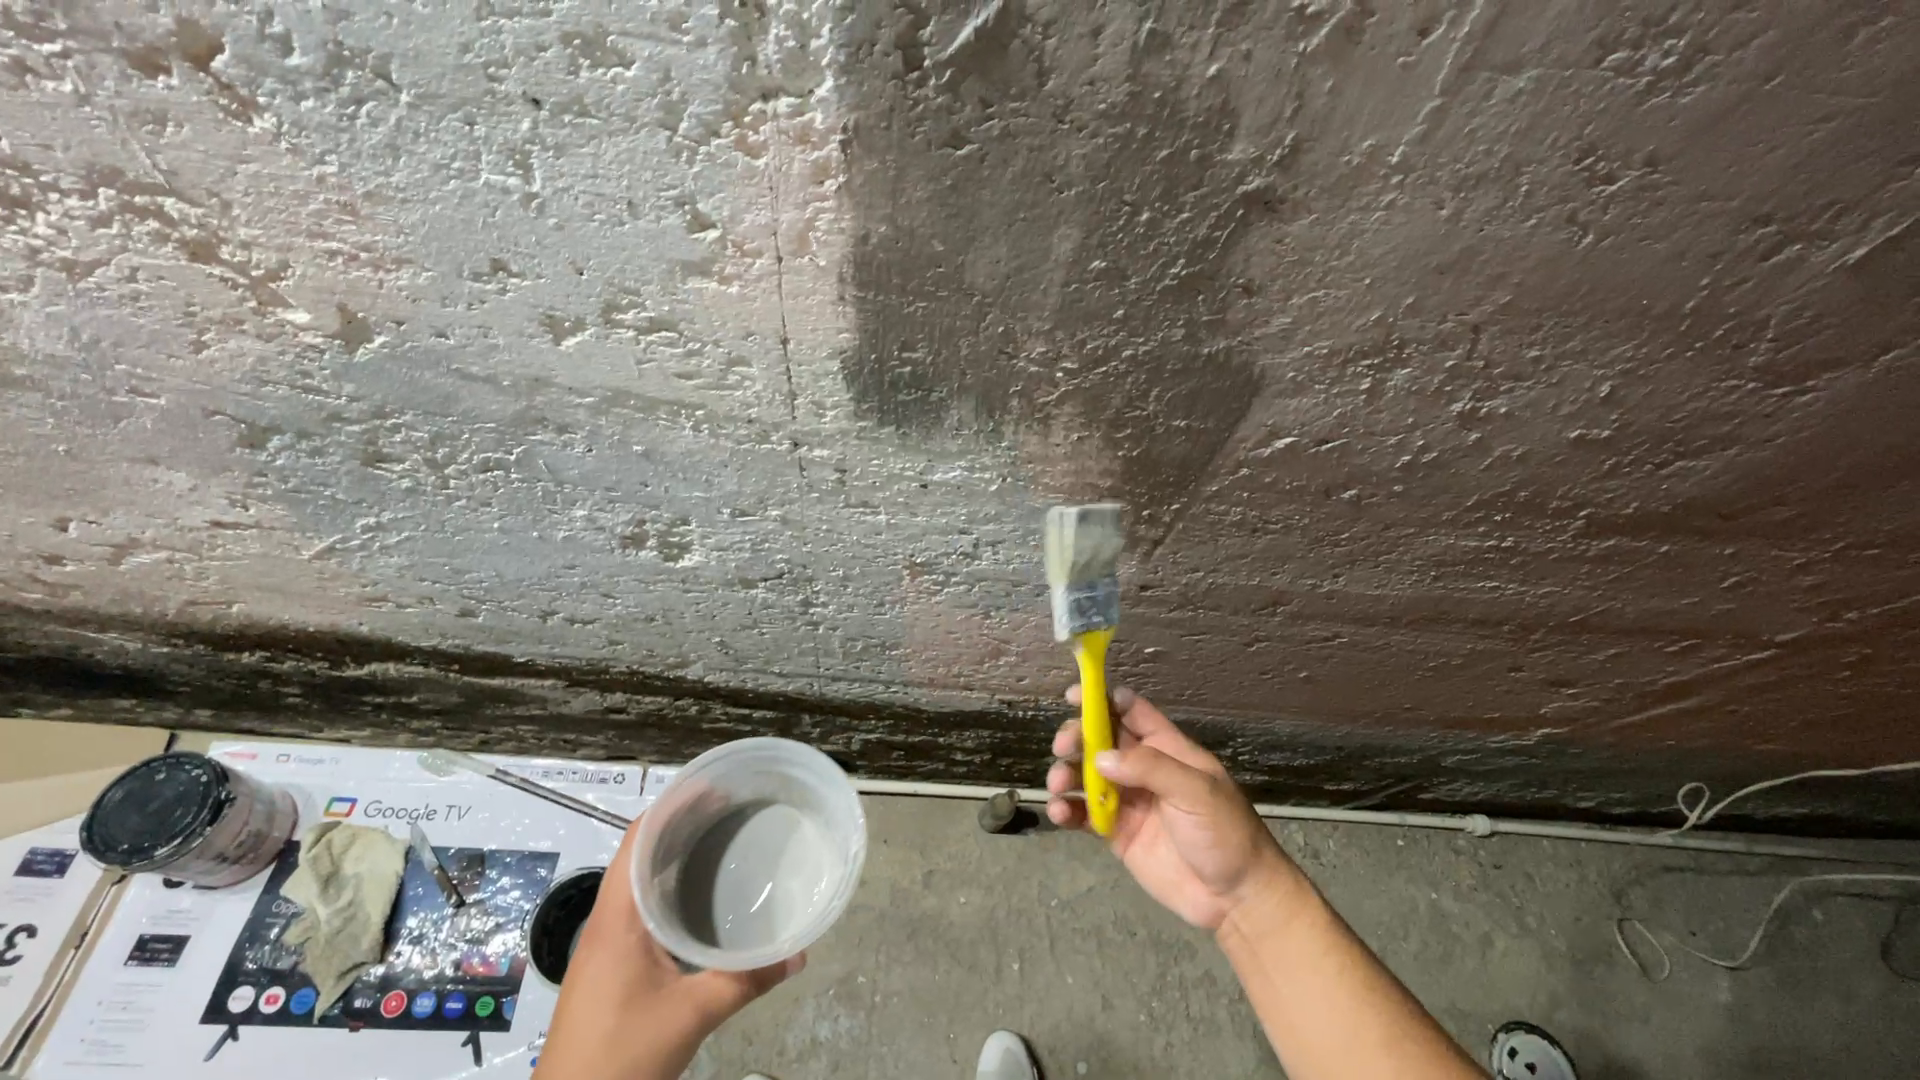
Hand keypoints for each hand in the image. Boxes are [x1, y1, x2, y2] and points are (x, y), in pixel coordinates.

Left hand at [533, 818, 802, 1079]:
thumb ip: (745, 981)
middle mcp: (607, 922)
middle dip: (681, 827)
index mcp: (618, 917)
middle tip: (731, 811)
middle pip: (639, 855)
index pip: (637, 839)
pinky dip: (669, 893)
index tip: (713, 789)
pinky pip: (640, 912)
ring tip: (721, 845)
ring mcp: (604, 947)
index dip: (672, 807)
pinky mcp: (609, 968)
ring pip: (638, 885)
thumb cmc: (621, 1053)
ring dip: (673, 859)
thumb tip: (799, 954)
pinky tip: (699, 906)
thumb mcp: (691, 1016)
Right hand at [1046, 686, 1302, 931]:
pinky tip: (1060, 812)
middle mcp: (1143, 770)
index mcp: (1167, 749)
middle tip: (1063, 747)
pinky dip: (1066, 809)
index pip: (1131, 712)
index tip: (1073, 695)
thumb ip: (1149, 767)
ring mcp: (1127, 801)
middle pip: (1100, 740)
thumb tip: (1100, 757)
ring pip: (1085, 775)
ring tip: (1057, 786)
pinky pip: (1083, 813)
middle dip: (1077, 737)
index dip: (1103, 699)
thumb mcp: (1196, 791)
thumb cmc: (1225, 833)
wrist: (1234, 898)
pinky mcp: (1115, 832)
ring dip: (1065, 773)